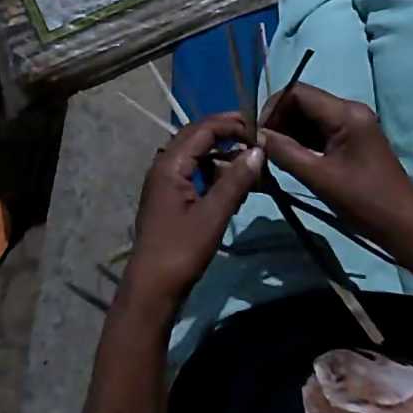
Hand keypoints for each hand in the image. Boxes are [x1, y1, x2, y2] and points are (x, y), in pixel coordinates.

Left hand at [121, 113, 262, 313]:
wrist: (152, 287)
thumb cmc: (181, 250)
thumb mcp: (213, 215)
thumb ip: (235, 181)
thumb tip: (258, 150)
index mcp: (170, 163)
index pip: (202, 129)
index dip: (231, 124)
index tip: (259, 128)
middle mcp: (163, 165)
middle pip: (197, 137)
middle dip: (227, 135)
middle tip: (257, 140)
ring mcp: (164, 182)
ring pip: (196, 156)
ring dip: (222, 156)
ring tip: (251, 166)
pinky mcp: (169, 198)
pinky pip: (194, 173)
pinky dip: (214, 174)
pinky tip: (233, 188)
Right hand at [259, 84, 412, 261]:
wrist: (406, 228)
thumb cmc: (365, 202)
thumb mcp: (319, 178)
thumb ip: (285, 152)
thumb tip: (258, 137)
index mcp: (346, 113)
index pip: (297, 92)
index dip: (271, 108)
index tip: (257, 134)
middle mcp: (349, 110)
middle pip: (302, 102)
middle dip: (277, 120)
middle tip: (261, 146)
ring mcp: (351, 124)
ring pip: (307, 116)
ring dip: (287, 131)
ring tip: (270, 154)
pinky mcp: (350, 139)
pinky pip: (317, 130)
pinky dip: (299, 140)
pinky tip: (287, 158)